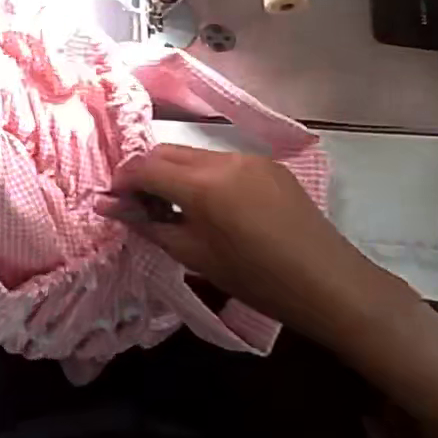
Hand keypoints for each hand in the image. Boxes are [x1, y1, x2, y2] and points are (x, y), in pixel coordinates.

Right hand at [103, 145, 421, 347]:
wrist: (330, 284)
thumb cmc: (256, 279)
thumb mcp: (194, 256)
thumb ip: (148, 225)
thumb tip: (108, 206)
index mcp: (202, 185)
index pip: (144, 167)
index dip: (122, 181)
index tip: (113, 202)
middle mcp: (223, 159)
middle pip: (166, 152)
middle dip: (145, 173)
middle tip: (138, 205)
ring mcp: (249, 158)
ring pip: (193, 155)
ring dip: (173, 173)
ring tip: (173, 207)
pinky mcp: (269, 165)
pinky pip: (221, 162)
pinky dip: (202, 176)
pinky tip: (209, 205)